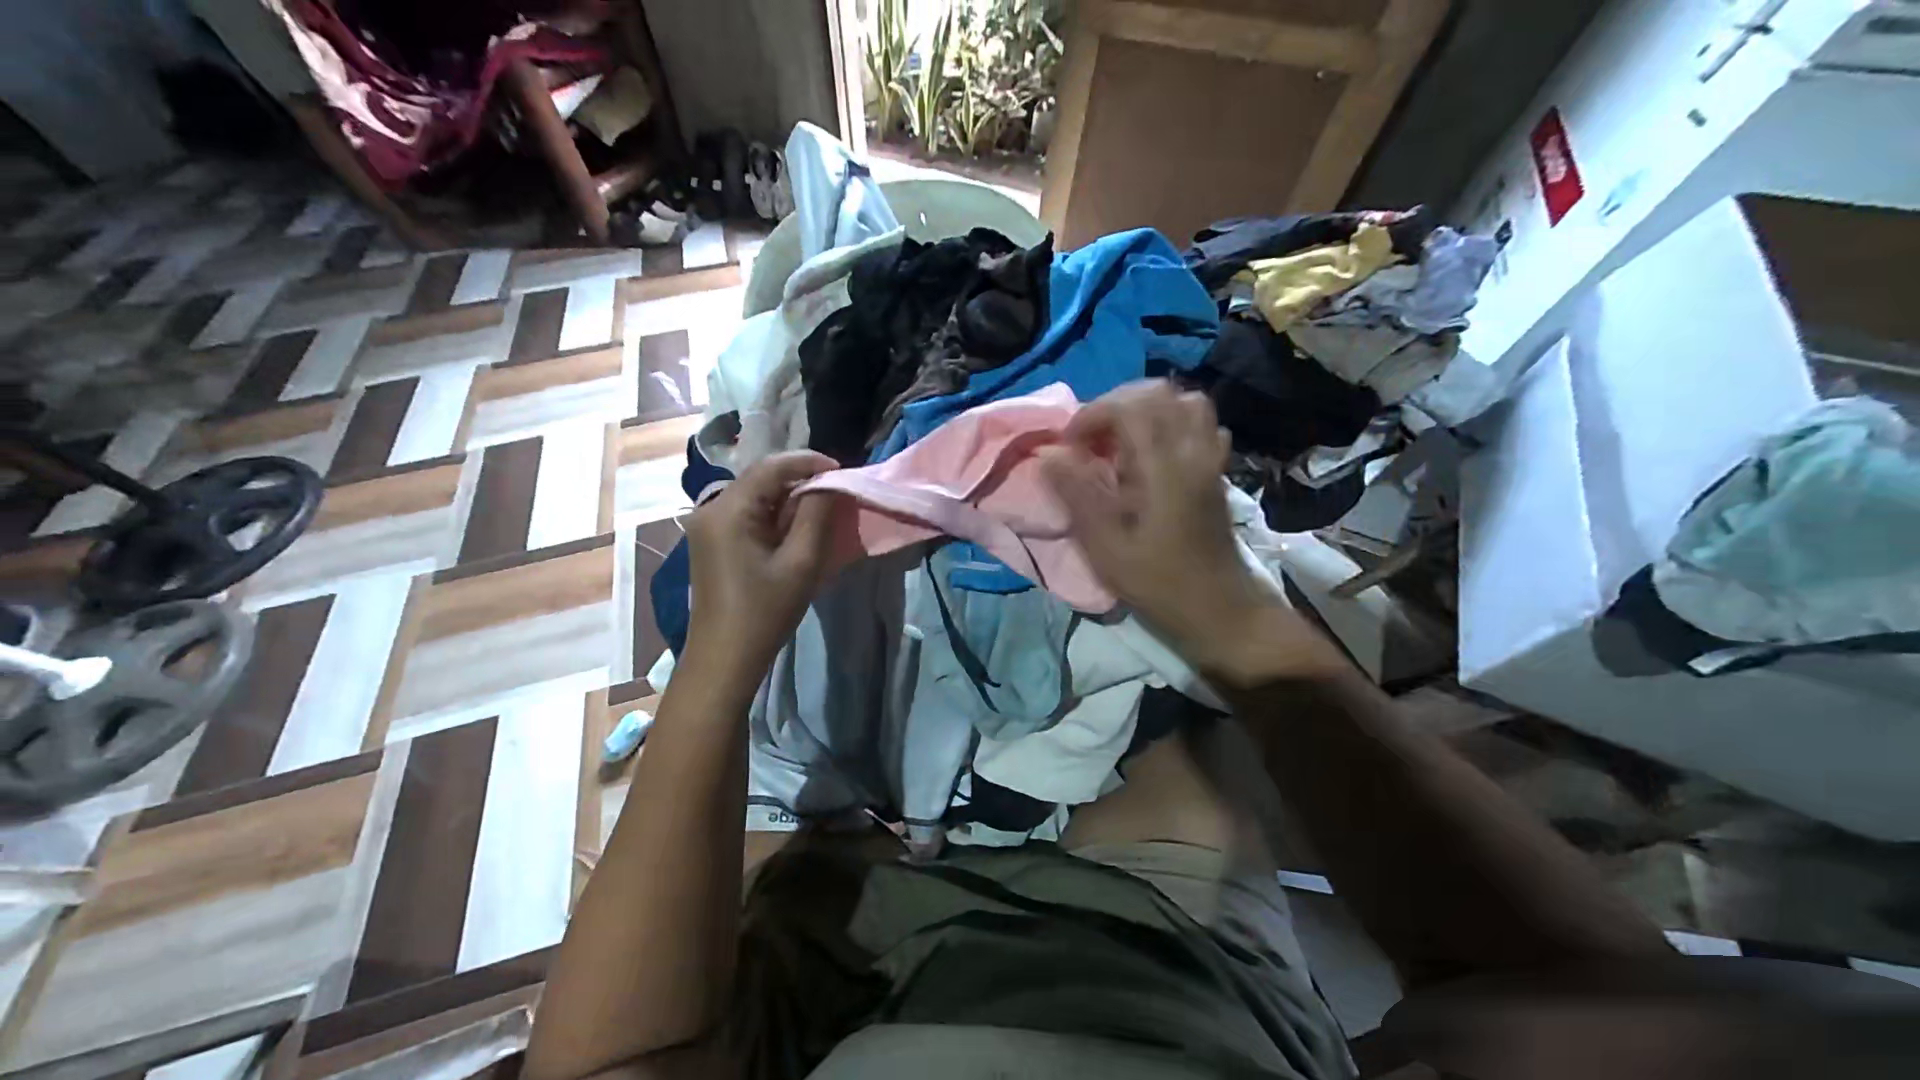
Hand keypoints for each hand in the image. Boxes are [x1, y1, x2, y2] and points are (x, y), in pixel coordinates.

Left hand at [683, 451, 841, 675]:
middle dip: (800, 479)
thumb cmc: (765, 612)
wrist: (724, 658)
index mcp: (728, 509)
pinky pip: (746, 512)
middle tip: (836, 490)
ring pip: (754, 494)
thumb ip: (816, 514)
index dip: (809, 462)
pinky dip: (773, 513)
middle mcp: (710, 508)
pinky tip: (794, 526)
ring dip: (787, 496)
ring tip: (821, 507)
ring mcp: (706, 525)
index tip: (843, 471)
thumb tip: (829, 484)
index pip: (771, 466)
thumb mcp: (801, 562)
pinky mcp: (710, 541)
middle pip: (760, 478)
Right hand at [1040, 381, 1345, 683]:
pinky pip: (1201, 424)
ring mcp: (1210, 458)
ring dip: (1146, 411)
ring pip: (1184, 401)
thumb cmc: (1158, 583)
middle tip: (1092, 442)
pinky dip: (1173, 424)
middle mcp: (1192, 450)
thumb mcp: (1106, 548)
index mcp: (1164, 467)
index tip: (1070, 448)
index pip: (1127, 405)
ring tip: (1121, 443)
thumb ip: (1077, 495)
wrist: (1220, 609)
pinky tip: (1156, 454)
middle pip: (1156, 392)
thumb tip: (1049, 455)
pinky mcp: (1217, 470)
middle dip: (1114, 406)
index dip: (1091, 415)